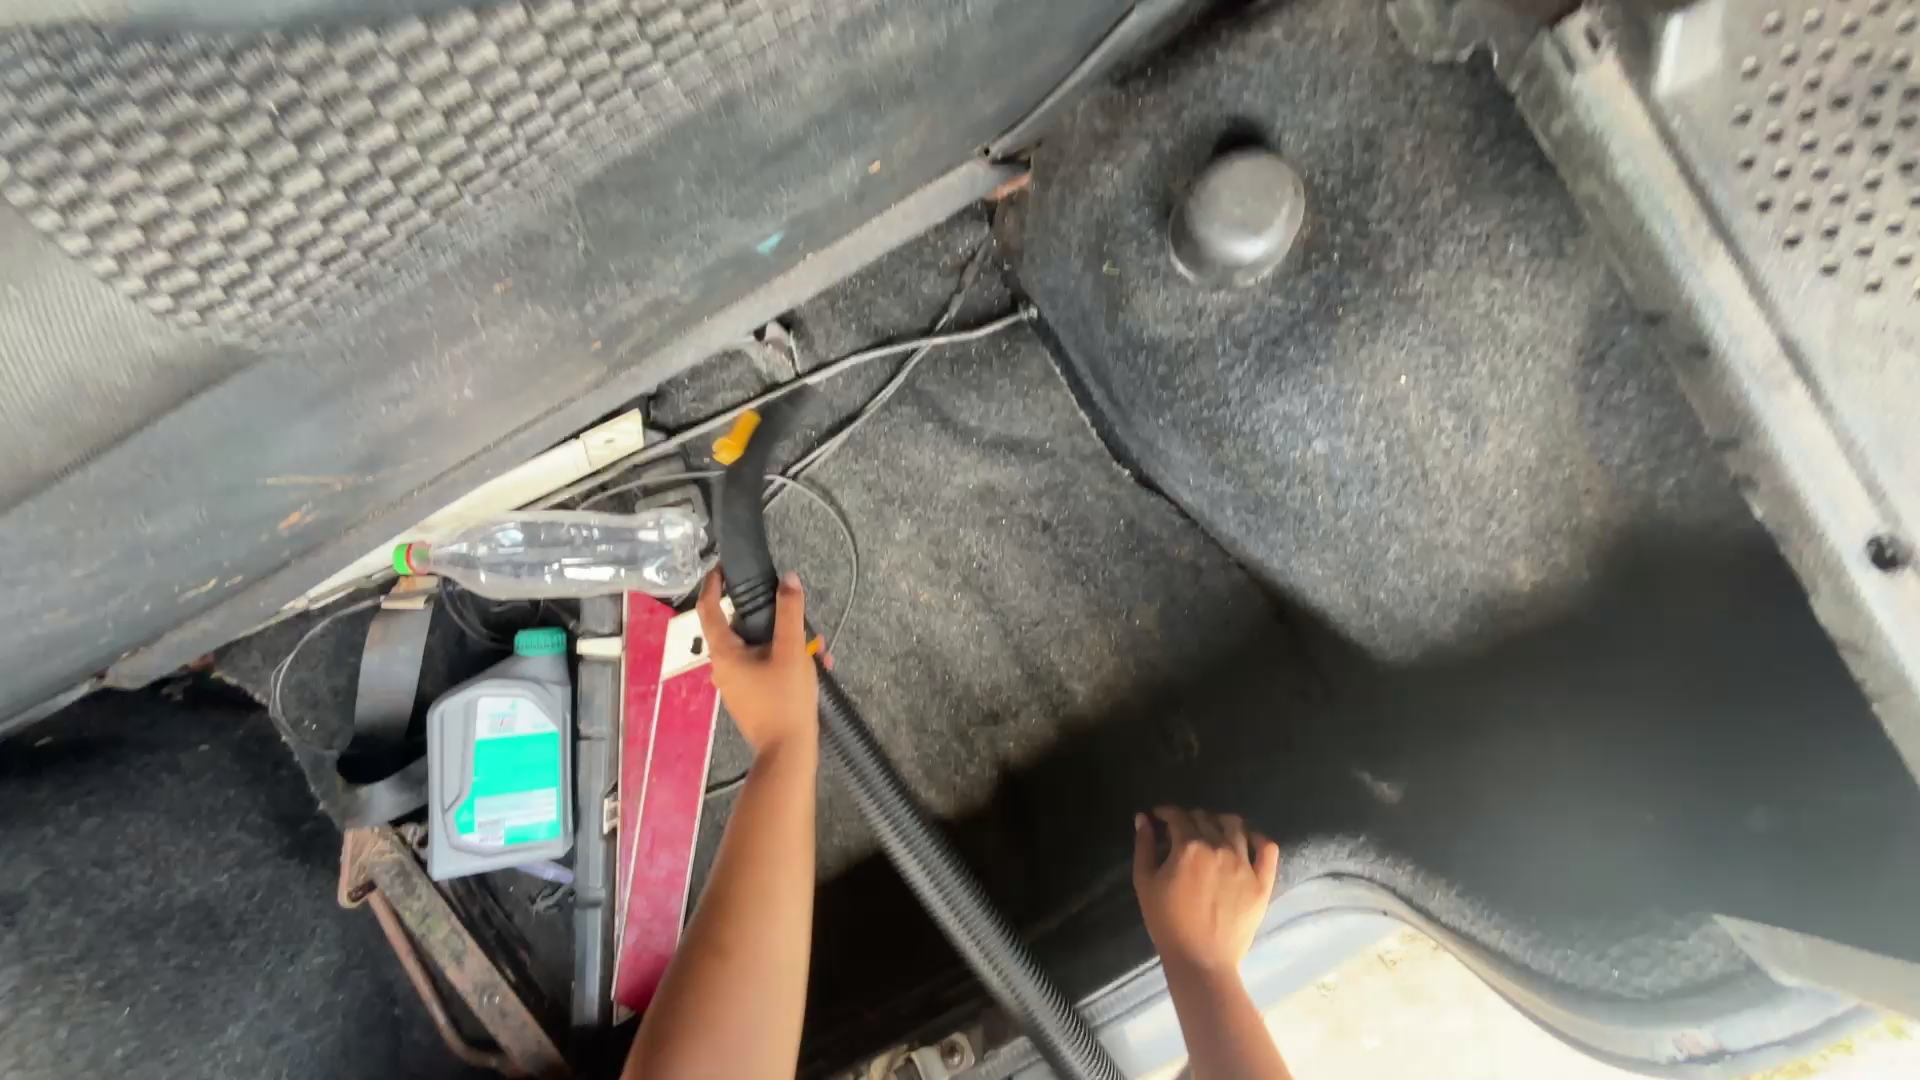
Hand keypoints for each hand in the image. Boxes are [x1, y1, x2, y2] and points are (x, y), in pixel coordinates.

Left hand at [696, 569, 818, 756]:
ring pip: (761, 649)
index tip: (724, 565)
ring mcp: (738, 685)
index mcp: (724, 653)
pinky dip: (789, 661)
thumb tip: (788, 578)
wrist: (789, 752)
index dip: (714, 583)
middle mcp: (724, 667)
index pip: (709, 608)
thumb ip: (790, 612)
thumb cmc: (785, 699)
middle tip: (798, 612)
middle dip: (775, 619)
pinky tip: (817, 666)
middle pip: (743, 628)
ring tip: (819, 649)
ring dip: (789, 643)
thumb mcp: (791, 650)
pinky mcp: (753, 698)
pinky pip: (768, 668)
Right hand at [1133, 807, 1280, 975]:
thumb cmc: (1166, 921)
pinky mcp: (1262, 882)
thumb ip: (1143, 845)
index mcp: (1188, 846)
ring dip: (1219, 822)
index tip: (1159, 817)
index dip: (1165, 812)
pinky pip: (1267, 849)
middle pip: (1204, 818)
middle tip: (1182, 831)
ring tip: (1212, 832)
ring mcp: (1244, 864)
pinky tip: (1247, 841)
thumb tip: (1143, 818)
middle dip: (1189, 818)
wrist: (1201, 960)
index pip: (1177, 816)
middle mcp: (1218, 847)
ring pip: (1235, 825)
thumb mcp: (1144, 881)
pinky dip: (1257, 838)